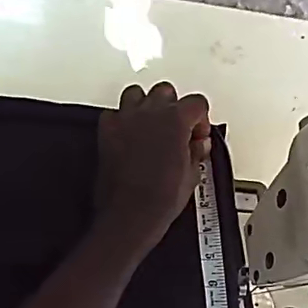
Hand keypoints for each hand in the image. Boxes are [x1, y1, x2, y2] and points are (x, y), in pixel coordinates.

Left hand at [95, 83, 210, 253]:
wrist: (130, 215)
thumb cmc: (159, 199)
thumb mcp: (191, 175)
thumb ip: (196, 152)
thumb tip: (198, 145)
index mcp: (176, 120)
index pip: (196, 102)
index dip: (200, 118)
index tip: (198, 133)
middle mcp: (149, 113)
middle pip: (165, 92)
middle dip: (173, 107)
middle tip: (176, 129)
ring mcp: (125, 120)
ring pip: (136, 94)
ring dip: (146, 106)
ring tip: (151, 126)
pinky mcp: (106, 132)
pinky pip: (113, 114)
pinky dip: (121, 121)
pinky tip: (128, 136)